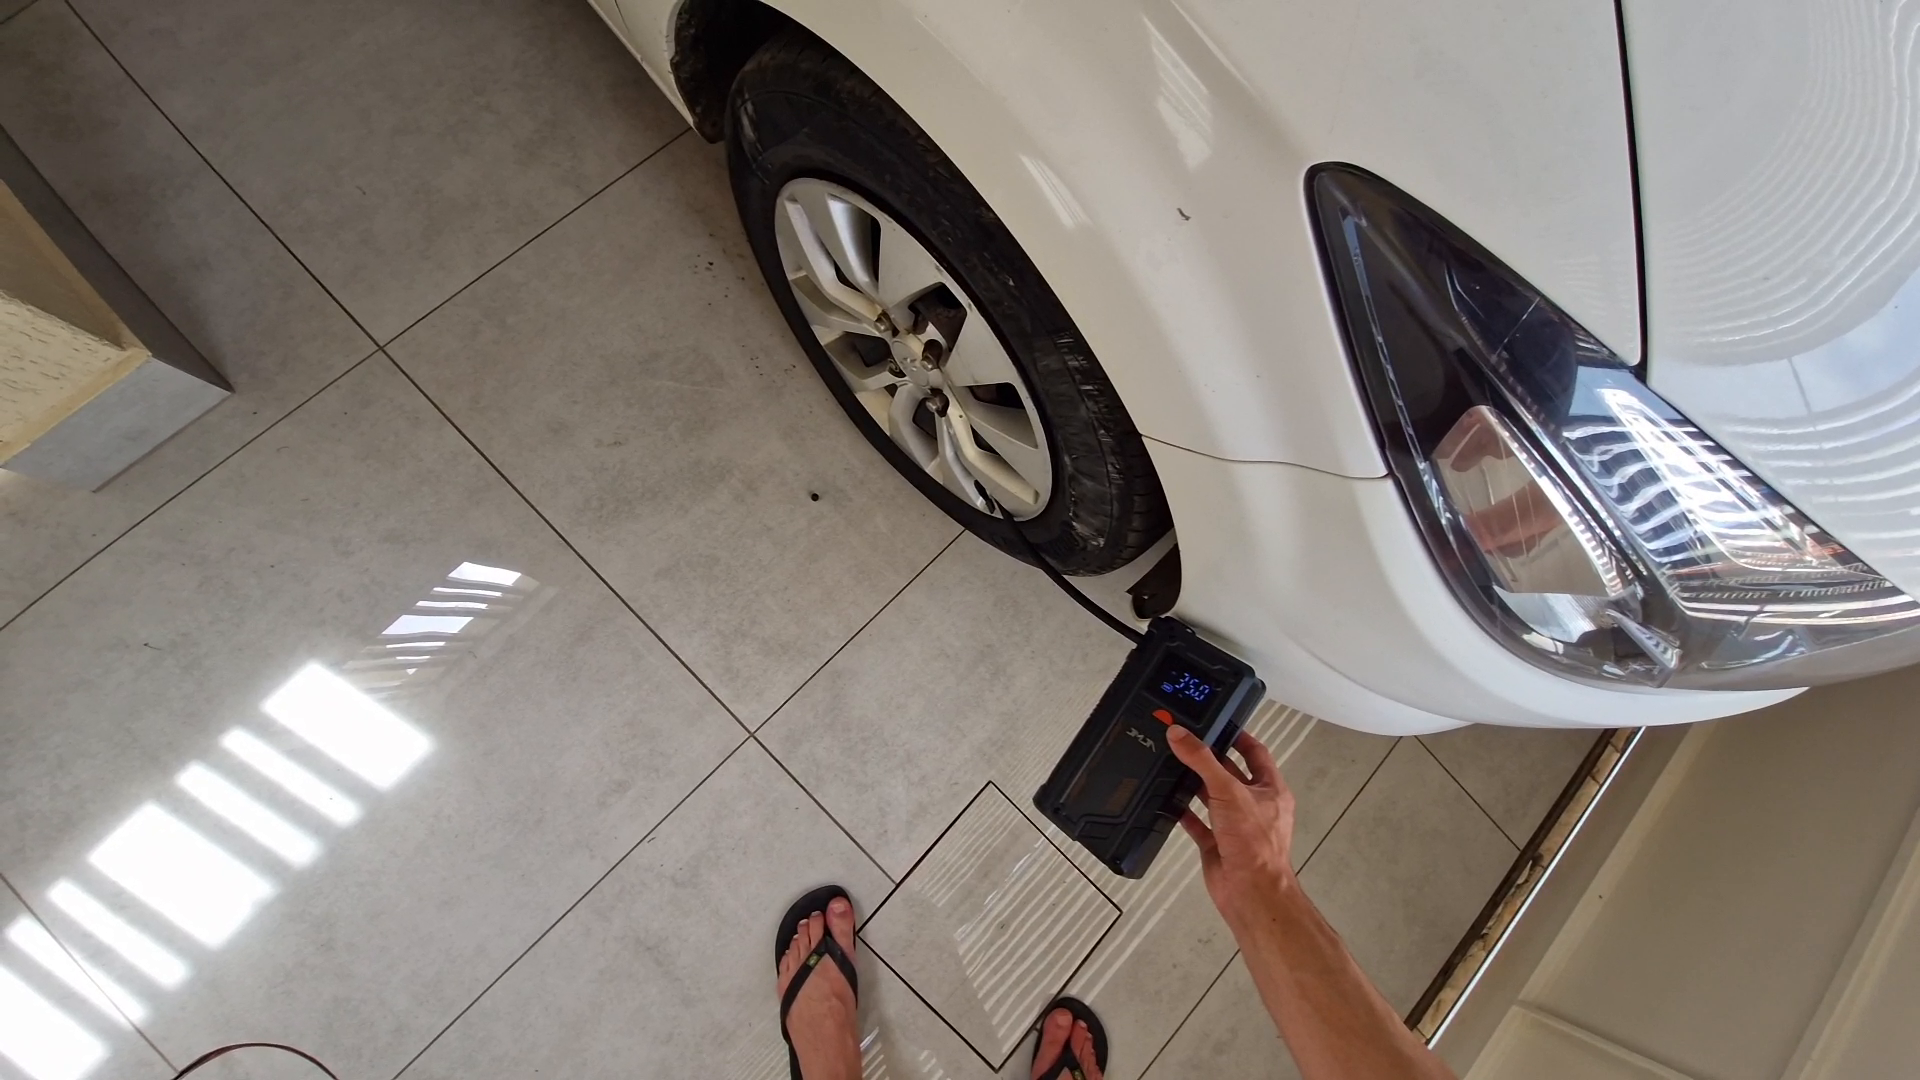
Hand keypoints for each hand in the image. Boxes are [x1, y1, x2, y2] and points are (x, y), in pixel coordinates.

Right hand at [1167, 726, 1296, 932]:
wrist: (1251, 893)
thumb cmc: (1254, 843)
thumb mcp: (1228, 790)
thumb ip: (1201, 760)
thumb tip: (1179, 734)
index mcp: (1270, 790)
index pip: (1255, 753)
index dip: (1238, 737)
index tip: (1217, 724)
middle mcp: (1255, 806)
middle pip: (1230, 774)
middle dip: (1210, 760)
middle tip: (1186, 743)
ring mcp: (1236, 826)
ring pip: (1213, 798)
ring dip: (1195, 785)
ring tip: (1173, 766)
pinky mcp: (1218, 844)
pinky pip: (1199, 823)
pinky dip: (1184, 812)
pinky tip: (1169, 802)